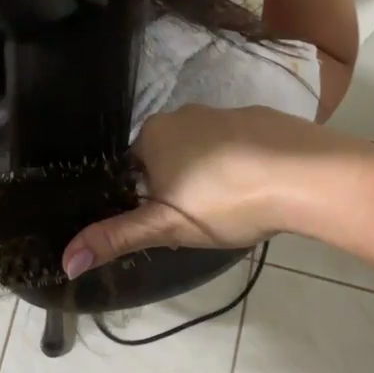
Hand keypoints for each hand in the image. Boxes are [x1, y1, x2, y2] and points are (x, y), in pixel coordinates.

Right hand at [61, 105, 373, 277]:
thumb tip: (65, 260)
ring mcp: (228, 112)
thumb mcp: (165, 226)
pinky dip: (242, 166)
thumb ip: (115, 239)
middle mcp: (185, 114)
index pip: (132, 167)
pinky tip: (259, 191)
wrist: (308, 177)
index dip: (143, 198)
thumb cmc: (225, 200)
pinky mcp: (266, 119)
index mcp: (153, 134)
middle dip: (175, 187)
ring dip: (209, 176)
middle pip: (167, 157)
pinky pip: (240, 146)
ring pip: (204, 151)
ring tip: (231, 208)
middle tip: (196, 220)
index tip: (162, 222)